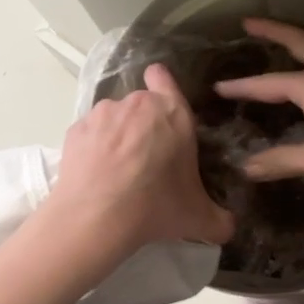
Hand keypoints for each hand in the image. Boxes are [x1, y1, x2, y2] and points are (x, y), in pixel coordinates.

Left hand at [48, 62, 234, 250]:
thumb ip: (220, 219)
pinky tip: (96, 174)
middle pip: (141, 105)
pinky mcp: (75, 130)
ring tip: (117, 169)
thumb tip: (229, 227)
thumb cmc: (156, 207)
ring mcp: (102, 114)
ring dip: (117, 135)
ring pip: (113, 117)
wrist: (96, 218)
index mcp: (173, 114)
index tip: (163, 108)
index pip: (164, 77)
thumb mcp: (199, 219)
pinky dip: (93, 148)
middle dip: (143, 124)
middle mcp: (137, 104)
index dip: (162, 86)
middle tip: (147, 160)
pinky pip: (89, 133)